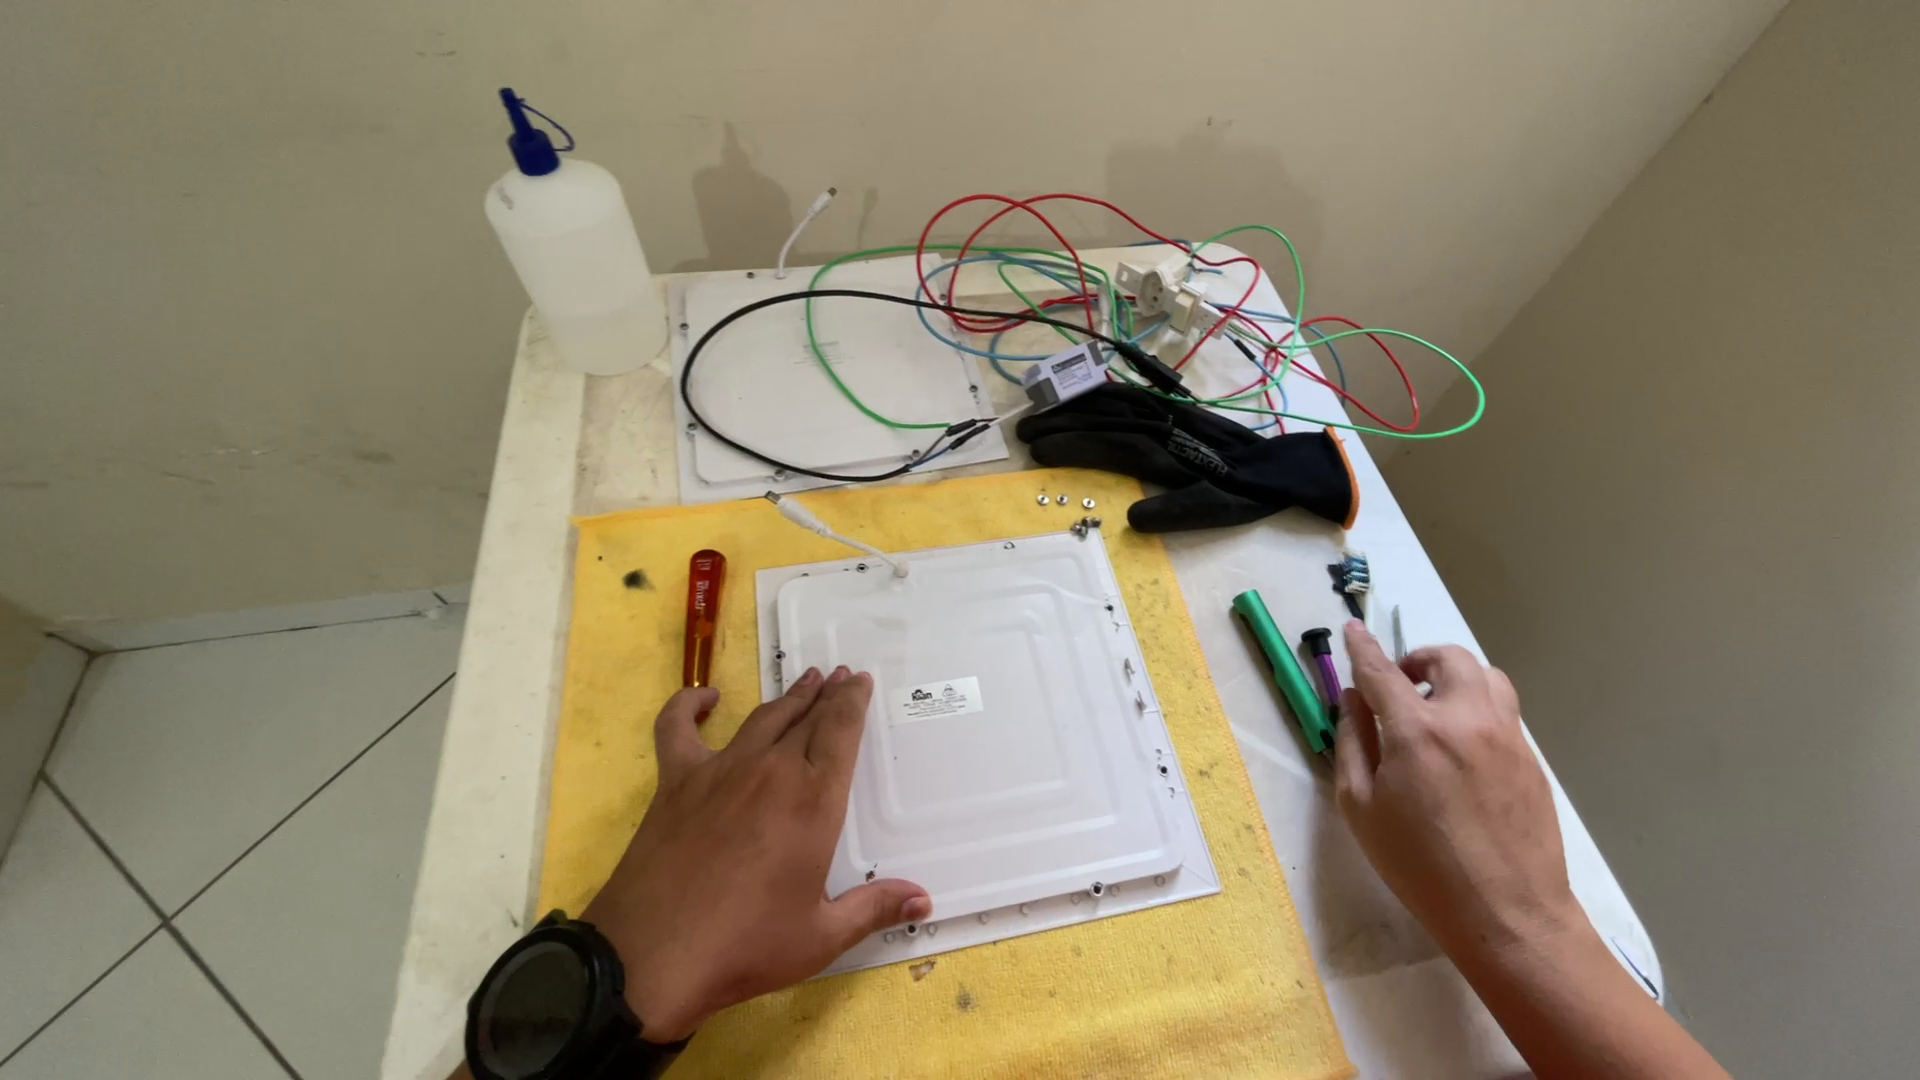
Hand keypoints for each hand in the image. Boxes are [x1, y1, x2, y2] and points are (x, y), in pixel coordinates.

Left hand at [582, 666, 930, 1041]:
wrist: (651, 957)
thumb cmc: (745, 945)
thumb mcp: (821, 936)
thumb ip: (875, 909)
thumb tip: (924, 901)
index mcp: (813, 798)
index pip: (840, 730)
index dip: (852, 701)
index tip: (859, 681)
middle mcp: (772, 769)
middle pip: (807, 717)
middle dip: (827, 694)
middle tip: (839, 676)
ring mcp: (721, 769)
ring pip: (763, 717)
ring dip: (788, 697)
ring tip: (804, 681)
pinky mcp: (677, 780)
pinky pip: (678, 727)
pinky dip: (689, 705)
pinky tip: (706, 697)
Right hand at [1333, 620, 1579, 960]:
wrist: (1507, 915)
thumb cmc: (1418, 864)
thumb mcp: (1359, 806)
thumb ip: (1352, 743)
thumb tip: (1353, 702)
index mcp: (1416, 731)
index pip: (1381, 670)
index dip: (1362, 646)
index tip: (1353, 628)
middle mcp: (1466, 720)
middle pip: (1447, 658)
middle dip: (1416, 658)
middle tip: (1398, 683)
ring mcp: (1507, 738)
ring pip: (1486, 676)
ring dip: (1454, 677)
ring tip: (1434, 706)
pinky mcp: (1531, 760)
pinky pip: (1503, 711)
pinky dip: (1475, 708)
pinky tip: (1460, 747)